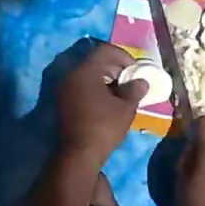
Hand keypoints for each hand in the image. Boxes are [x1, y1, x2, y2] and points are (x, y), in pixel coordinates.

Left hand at [57, 44, 146, 164]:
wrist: (79, 154)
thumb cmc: (104, 127)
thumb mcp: (125, 107)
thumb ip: (134, 90)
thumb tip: (141, 82)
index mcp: (85, 71)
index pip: (105, 50)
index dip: (124, 56)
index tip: (136, 70)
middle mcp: (71, 76)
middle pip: (95, 61)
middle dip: (115, 67)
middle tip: (131, 80)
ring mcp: (64, 89)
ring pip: (88, 75)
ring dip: (106, 79)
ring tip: (122, 93)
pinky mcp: (63, 103)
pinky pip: (81, 87)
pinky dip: (95, 89)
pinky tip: (108, 103)